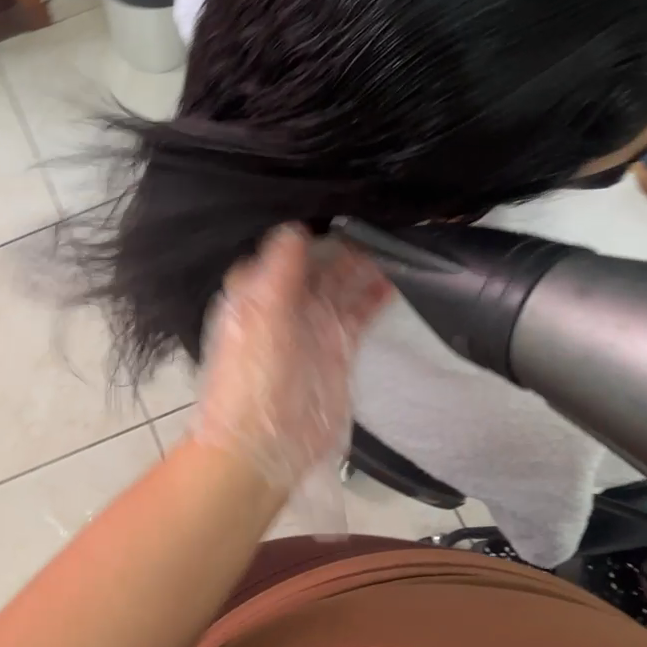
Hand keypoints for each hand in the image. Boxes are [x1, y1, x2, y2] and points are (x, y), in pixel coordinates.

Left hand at [191, 225, 392, 489]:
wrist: (261, 445)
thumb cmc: (249, 381)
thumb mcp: (259, 320)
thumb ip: (277, 274)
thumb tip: (293, 229)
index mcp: (256, 293)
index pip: (285, 250)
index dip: (310, 228)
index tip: (342, 201)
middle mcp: (285, 305)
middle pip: (319, 263)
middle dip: (346, 242)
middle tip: (381, 216)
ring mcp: (313, 326)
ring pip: (343, 284)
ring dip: (365, 264)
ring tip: (397, 239)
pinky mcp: (338, 349)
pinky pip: (359, 312)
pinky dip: (376, 295)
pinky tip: (397, 276)